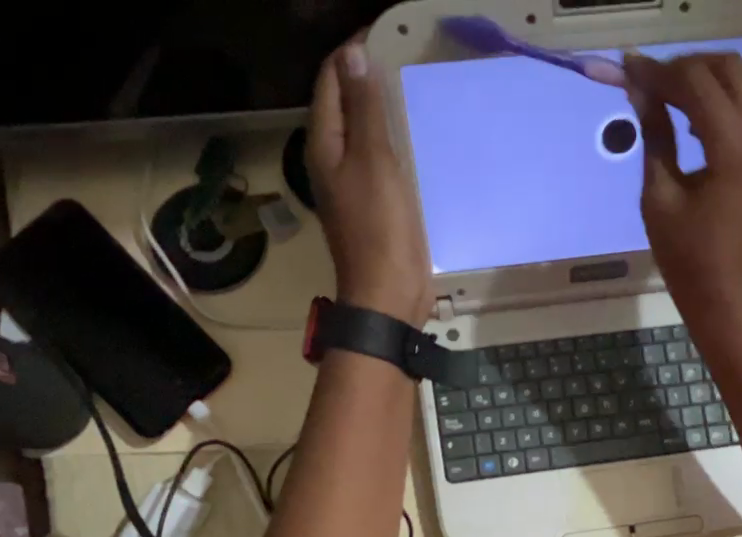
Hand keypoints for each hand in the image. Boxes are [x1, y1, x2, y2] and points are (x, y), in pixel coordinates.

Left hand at [308, 38, 432, 325]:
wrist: (388, 295)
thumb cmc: (380, 229)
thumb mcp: (374, 161)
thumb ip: (364, 109)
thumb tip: (355, 55)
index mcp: (324, 146)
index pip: (331, 81)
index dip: (353, 53)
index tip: (388, 36)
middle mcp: (332, 161)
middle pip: (344, 105)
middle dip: (367, 77)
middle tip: (405, 57)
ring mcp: (353, 185)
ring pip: (363, 133)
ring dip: (382, 109)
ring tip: (413, 88)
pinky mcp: (376, 206)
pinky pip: (381, 160)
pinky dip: (394, 141)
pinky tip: (417, 138)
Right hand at [625, 53, 741, 327]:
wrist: (729, 296)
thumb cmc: (688, 258)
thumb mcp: (659, 198)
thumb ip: (655, 136)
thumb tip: (640, 92)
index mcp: (731, 148)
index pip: (693, 84)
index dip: (658, 73)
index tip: (628, 71)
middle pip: (726, 70)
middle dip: (686, 69)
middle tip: (651, 85)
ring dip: (717, 78)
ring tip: (683, 100)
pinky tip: (716, 120)